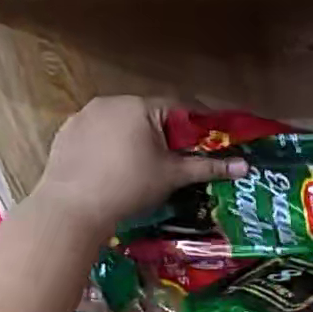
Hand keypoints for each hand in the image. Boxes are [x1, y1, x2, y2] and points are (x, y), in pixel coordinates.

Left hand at [32, 96, 247, 230]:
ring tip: (146, 166)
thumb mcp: (173, 176)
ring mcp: (83, 116)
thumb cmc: (130, 186)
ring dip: (138, 138)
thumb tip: (245, 165)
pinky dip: (112, 146)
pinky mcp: (66, 133)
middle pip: (150, 114)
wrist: (72, 209)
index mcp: (139, 106)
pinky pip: (99, 133)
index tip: (210, 140)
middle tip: (179, 158)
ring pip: (122, 123)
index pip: (179, 106)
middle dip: (167, 133)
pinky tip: (115, 169)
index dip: (198, 122)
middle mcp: (110, 102)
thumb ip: (209, 166)